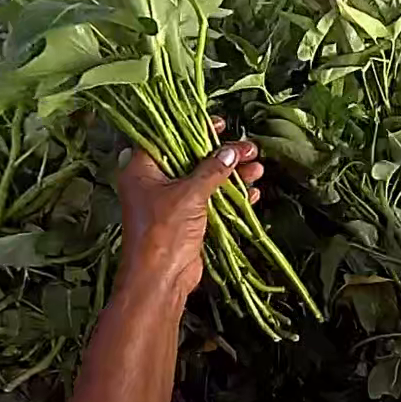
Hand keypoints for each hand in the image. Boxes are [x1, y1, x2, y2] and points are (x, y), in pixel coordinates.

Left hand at [115, 119, 263, 299]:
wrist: (161, 278)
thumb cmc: (164, 231)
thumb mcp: (189, 194)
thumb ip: (212, 170)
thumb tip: (231, 151)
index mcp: (142, 169)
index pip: (169, 136)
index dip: (194, 127)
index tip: (220, 123)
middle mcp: (155, 182)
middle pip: (192, 158)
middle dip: (223, 154)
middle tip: (248, 148)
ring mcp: (172, 201)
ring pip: (206, 180)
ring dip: (232, 175)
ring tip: (257, 168)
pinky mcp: (187, 219)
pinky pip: (211, 200)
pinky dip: (231, 196)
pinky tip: (252, 192)